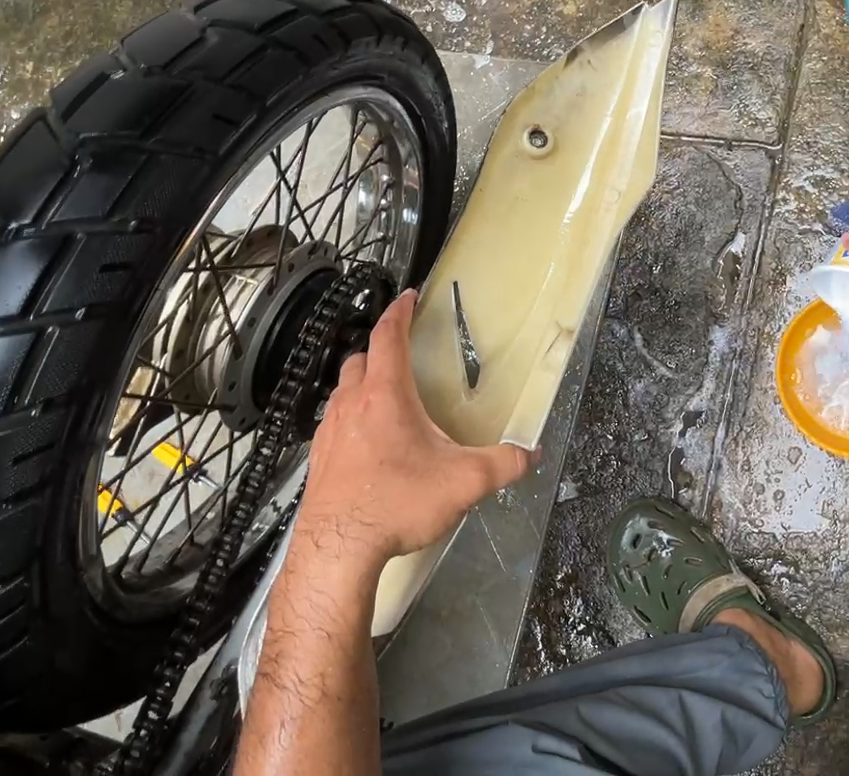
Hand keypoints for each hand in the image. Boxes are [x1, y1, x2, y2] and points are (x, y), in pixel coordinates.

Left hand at [292, 289, 533, 569]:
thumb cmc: (396, 505)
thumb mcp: (465, 482)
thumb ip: (504, 463)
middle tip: (402, 352)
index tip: (409, 297)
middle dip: (380, 348)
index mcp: (386, 396)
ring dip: (363, 383)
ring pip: (342, 390)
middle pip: (359, 358)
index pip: (387, 336)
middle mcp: (352, 406)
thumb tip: (530, 454)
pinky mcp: (318, 460)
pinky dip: (350, 418)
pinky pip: (333, 423)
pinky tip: (369, 442)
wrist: (338, 552)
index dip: (399, 311)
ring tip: (388, 398)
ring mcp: (329, 432)